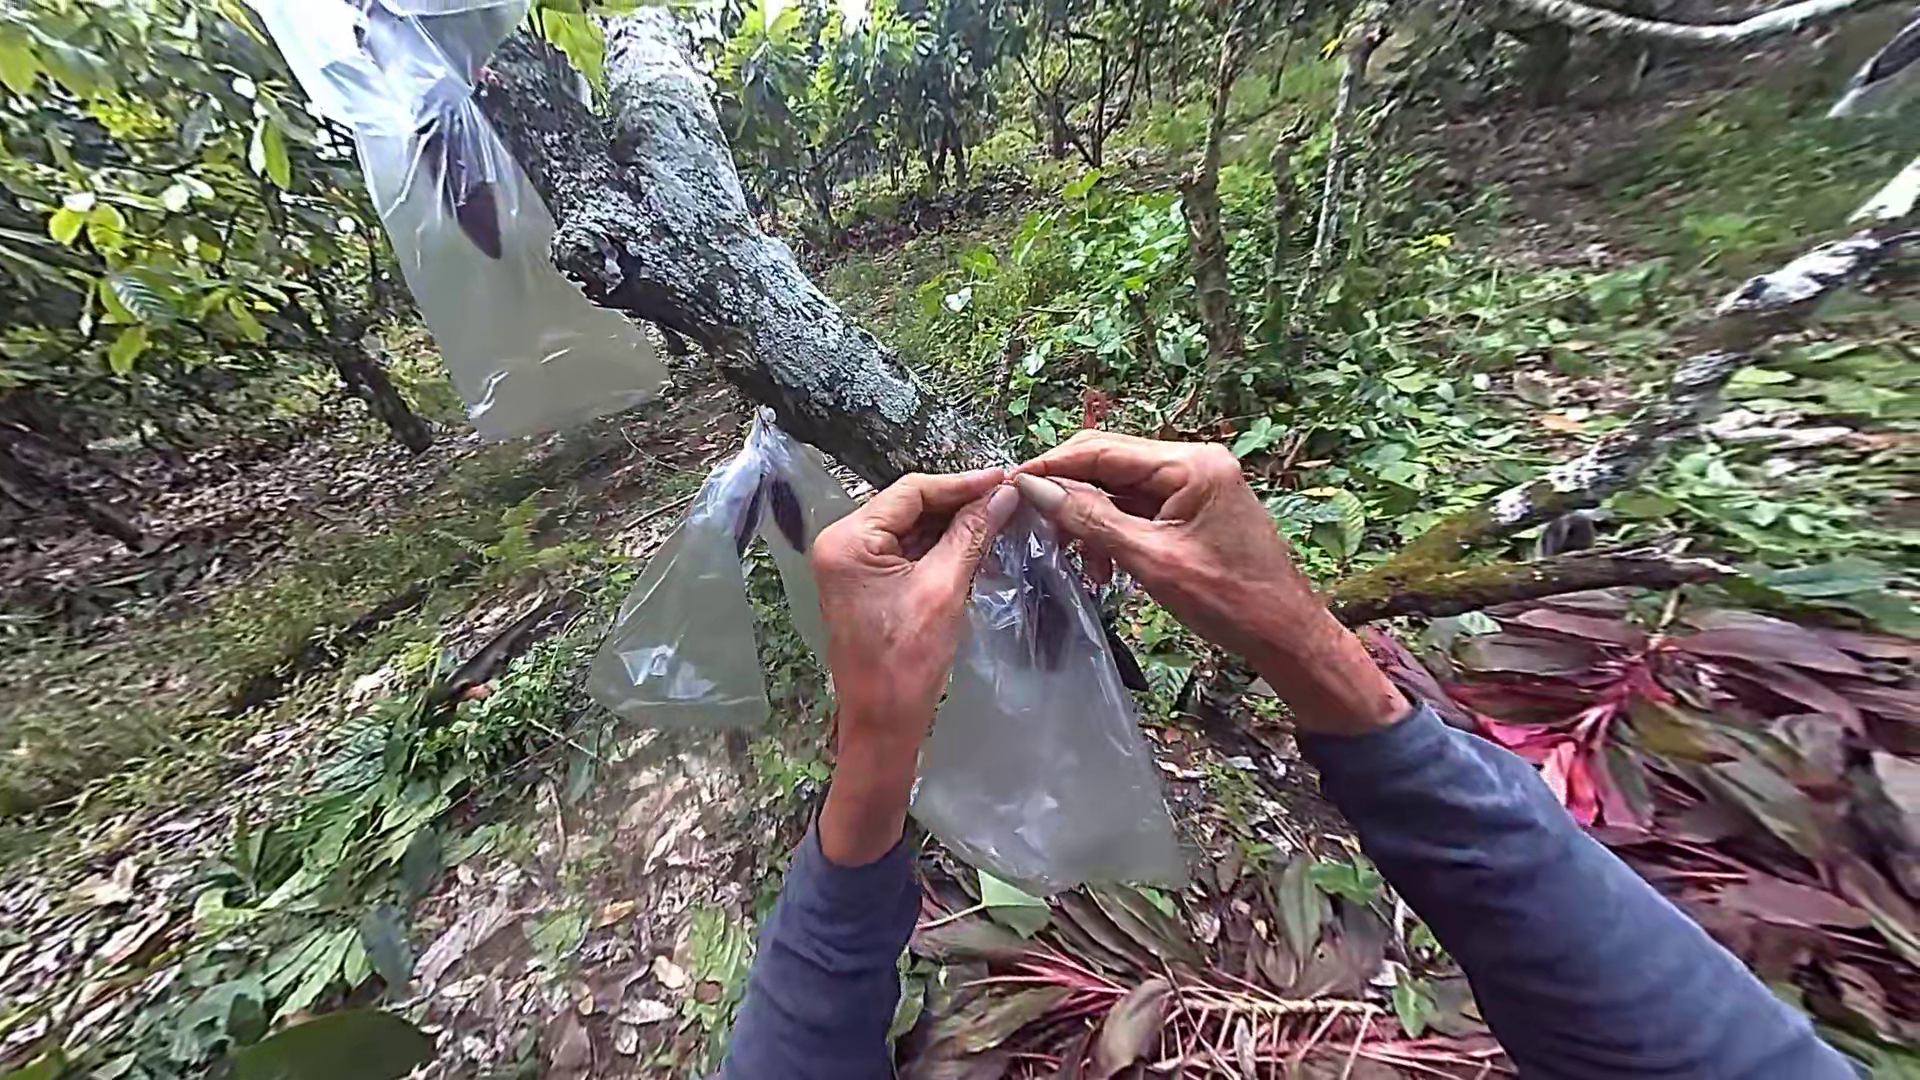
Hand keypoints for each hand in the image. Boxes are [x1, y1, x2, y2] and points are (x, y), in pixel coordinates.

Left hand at [809, 468, 1019, 863]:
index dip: (961, 483)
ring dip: (953, 523)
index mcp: (849, 540)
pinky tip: (974, 540)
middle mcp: (843, 543)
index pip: (911, 492)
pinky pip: (907, 551)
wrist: (883, 723)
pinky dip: (940, 545)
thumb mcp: (944, 588)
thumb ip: (972, 533)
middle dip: (959, 502)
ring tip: (998, 515)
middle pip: (909, 506)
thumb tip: (1005, 494)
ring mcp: (852, 563)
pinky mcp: (867, 581)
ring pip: (911, 527)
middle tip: (1006, 496)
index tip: (1003, 479)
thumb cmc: (908, 661)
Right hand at [1014, 431, 1405, 735]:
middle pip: (1108, 462)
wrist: (1283, 634)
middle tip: (1033, 520)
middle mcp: (1190, 462)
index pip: (1103, 450)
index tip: (1012, 481)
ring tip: (1077, 560)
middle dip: (1068, 492)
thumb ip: (1091, 519)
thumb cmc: (1226, 600)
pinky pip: (1134, 508)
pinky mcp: (1187, 506)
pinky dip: (1110, 531)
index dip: (1053, 464)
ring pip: (1117, 488)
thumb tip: (1036, 489)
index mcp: (1190, 465)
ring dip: (1088, 519)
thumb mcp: (1150, 560)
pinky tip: (1101, 565)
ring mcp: (1190, 483)